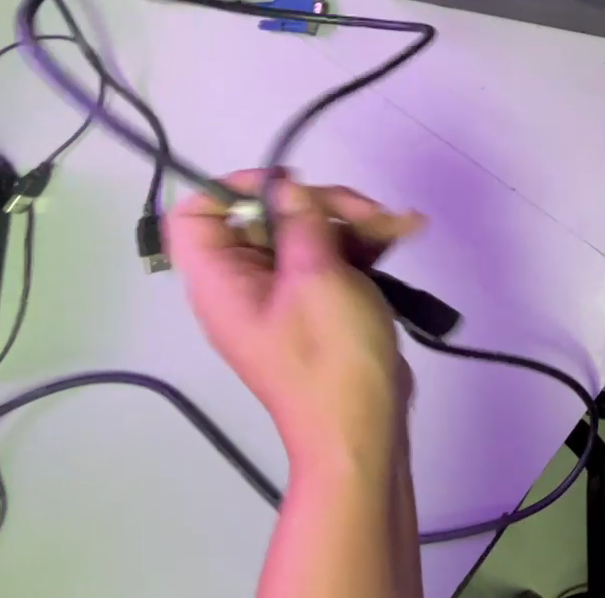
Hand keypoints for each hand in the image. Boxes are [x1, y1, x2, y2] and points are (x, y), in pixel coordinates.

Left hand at [166, 170, 426, 471]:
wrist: (361, 421)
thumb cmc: (331, 353)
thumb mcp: (317, 279)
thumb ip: (300, 226)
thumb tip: (286, 188)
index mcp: (224, 281)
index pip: (197, 215)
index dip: (237, 188)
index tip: (293, 184)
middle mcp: (248, 282)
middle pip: (272, 217)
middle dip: (326, 205)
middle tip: (373, 212)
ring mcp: (289, 292)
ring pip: (314, 232)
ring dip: (360, 221)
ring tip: (404, 226)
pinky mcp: (324, 300)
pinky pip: (339, 255)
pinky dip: (370, 242)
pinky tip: (406, 234)